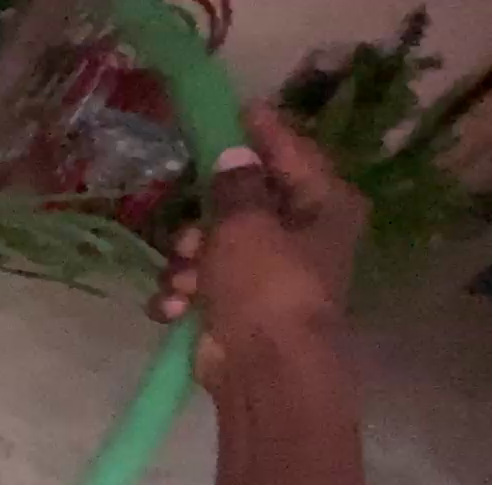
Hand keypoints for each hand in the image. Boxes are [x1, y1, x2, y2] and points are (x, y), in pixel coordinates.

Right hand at [149, 104, 366, 391]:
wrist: (261, 362)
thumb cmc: (266, 286)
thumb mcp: (246, 227)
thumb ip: (234, 190)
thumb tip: (231, 157)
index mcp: (322, 206)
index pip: (291, 157)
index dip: (262, 135)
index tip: (235, 112)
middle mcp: (297, 236)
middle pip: (236, 210)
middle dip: (201, 226)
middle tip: (189, 237)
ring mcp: (262, 275)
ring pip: (205, 252)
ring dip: (182, 268)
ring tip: (181, 284)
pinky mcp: (229, 307)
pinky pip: (191, 289)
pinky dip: (177, 298)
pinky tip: (173, 309)